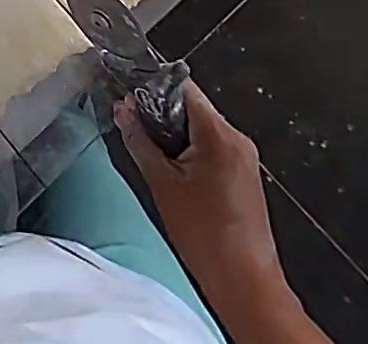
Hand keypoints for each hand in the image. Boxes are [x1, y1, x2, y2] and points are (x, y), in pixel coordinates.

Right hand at [117, 82, 291, 316]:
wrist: (245, 282)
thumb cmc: (203, 234)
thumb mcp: (162, 184)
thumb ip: (139, 140)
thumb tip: (122, 109)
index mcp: (219, 133)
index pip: (183, 88)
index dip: (154, 86)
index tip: (129, 94)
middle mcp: (236, 136)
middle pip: (193, 106)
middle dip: (161, 111)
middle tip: (132, 122)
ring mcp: (244, 154)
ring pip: (202, 125)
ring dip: (175, 130)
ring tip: (149, 145)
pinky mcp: (244, 171)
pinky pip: (213, 143)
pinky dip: (191, 146)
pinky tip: (172, 165)